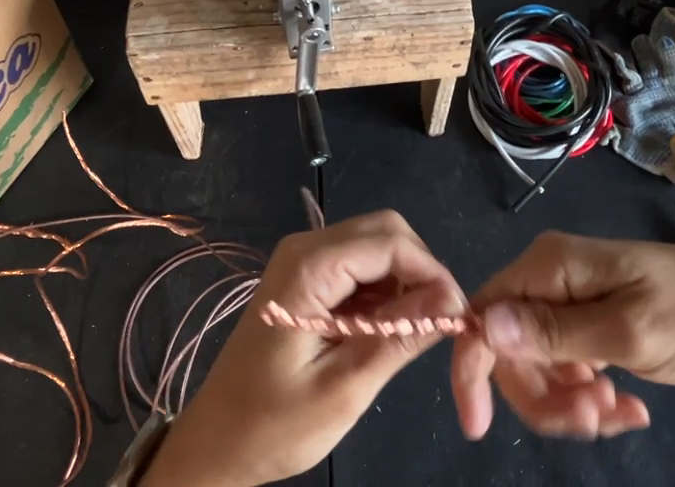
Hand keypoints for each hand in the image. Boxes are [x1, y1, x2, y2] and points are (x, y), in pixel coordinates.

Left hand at [142, 211, 464, 486]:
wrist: (216, 442)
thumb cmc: (272, 424)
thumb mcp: (345, 388)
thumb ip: (398, 336)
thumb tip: (452, 300)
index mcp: (309, 267)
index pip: (390, 241)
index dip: (432, 272)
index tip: (457, 317)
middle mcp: (306, 249)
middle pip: (385, 232)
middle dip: (421, 272)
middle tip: (439, 325)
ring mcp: (304, 261)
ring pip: (376, 246)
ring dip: (404, 282)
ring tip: (412, 334)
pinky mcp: (307, 279)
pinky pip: (360, 267)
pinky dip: (384, 291)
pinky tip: (385, 330)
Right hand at [450, 231, 674, 439]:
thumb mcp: (628, 331)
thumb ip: (554, 333)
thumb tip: (483, 326)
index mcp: (550, 264)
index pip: (485, 312)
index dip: (472, 365)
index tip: (476, 424)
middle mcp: (551, 278)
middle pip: (510, 349)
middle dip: (543, 396)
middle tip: (592, 423)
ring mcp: (570, 302)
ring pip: (538, 367)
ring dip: (571, 403)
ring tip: (619, 415)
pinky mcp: (589, 325)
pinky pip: (567, 370)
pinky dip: (589, 398)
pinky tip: (629, 409)